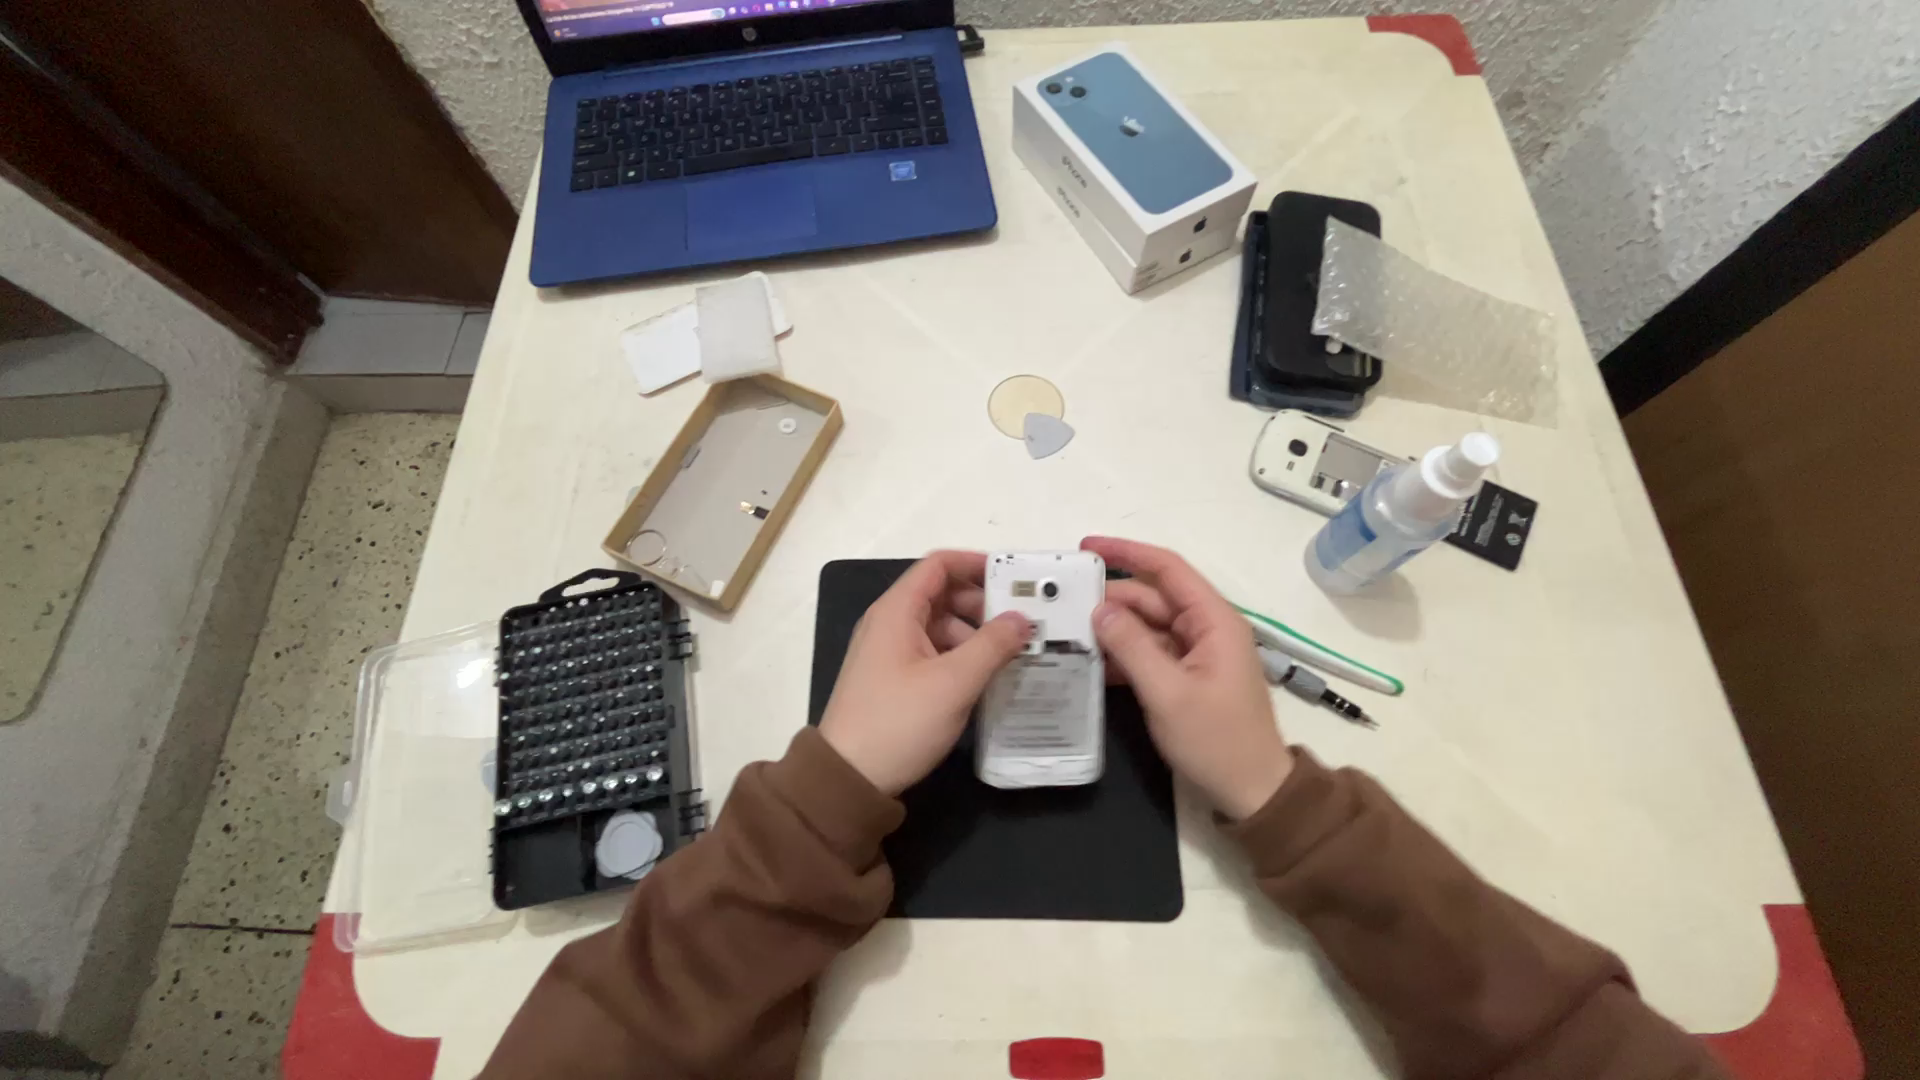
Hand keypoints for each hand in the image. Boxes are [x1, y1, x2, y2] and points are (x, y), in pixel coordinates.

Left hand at [819, 551, 1031, 795]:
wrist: (848, 778)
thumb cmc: (898, 722)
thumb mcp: (953, 684)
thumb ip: (992, 646)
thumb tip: (1023, 618)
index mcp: (897, 611)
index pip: (938, 565)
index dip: (976, 564)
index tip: (1013, 578)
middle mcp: (890, 623)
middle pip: (941, 594)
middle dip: (982, 603)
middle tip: (1020, 622)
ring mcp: (889, 651)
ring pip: (939, 626)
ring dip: (974, 633)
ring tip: (1010, 654)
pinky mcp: (893, 678)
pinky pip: (932, 651)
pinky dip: (960, 656)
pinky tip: (986, 677)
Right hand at [1083, 536, 1292, 819]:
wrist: (1253, 792)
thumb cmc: (1216, 740)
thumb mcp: (1167, 693)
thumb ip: (1131, 646)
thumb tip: (1099, 609)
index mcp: (1213, 620)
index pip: (1167, 569)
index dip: (1127, 552)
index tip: (1085, 548)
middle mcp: (1205, 627)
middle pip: (1151, 597)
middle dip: (1110, 597)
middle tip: (1063, 604)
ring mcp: (1195, 652)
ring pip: (1145, 625)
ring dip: (1112, 627)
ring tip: (1067, 631)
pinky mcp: (1185, 674)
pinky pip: (1148, 651)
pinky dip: (1121, 653)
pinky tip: (1089, 662)